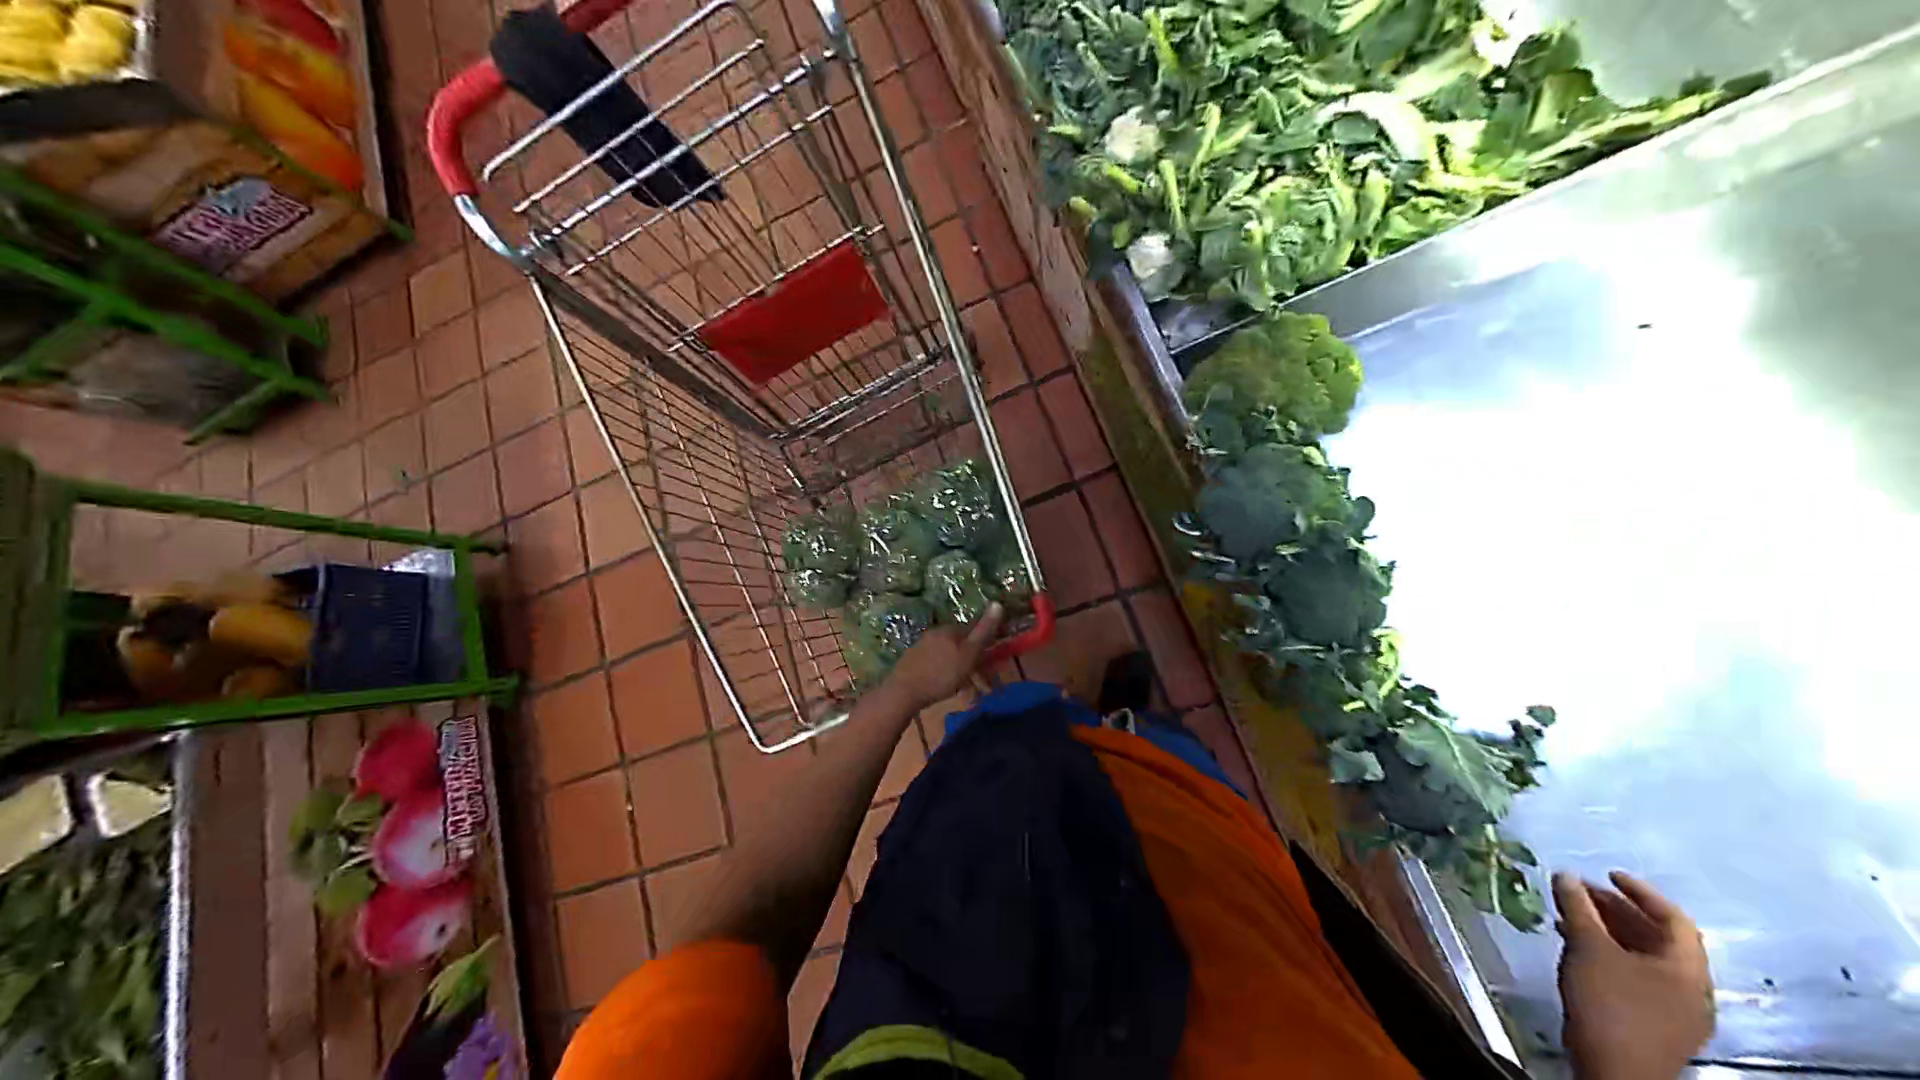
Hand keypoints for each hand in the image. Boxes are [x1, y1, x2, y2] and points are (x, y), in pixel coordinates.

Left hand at [882, 604, 1004, 711]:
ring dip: (960, 670)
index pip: (973, 629)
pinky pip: (936, 665)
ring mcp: (921, 647)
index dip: (984, 644)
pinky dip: (945, 674)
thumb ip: (983, 631)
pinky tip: (947, 688)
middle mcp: (934, 634)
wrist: (904, 692)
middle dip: (972, 661)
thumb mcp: (968, 654)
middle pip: (960, 644)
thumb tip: (997, 603)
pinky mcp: (912, 661)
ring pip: (948, 656)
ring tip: (966, 690)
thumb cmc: (942, 674)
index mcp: (948, 630)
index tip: (992, 661)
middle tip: (981, 682)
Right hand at [1555, 870, 1713, 1079]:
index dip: (1641, 892)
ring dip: (1608, 931)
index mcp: (1686, 969)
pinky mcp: (1655, 1020)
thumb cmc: (1609, 1002)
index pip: (1674, 919)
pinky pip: (1636, 974)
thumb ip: (1578, 908)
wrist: (1615, 1069)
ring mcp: (1676, 1008)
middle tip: (1579, 891)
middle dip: (1617, 909)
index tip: (1607, 873)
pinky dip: (1609, 953)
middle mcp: (1690, 987)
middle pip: (1658, 937)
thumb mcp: (1588, 947)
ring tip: (1570, 915)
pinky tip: (1578, 947)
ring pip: (1644, 956)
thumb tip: (1566, 875)